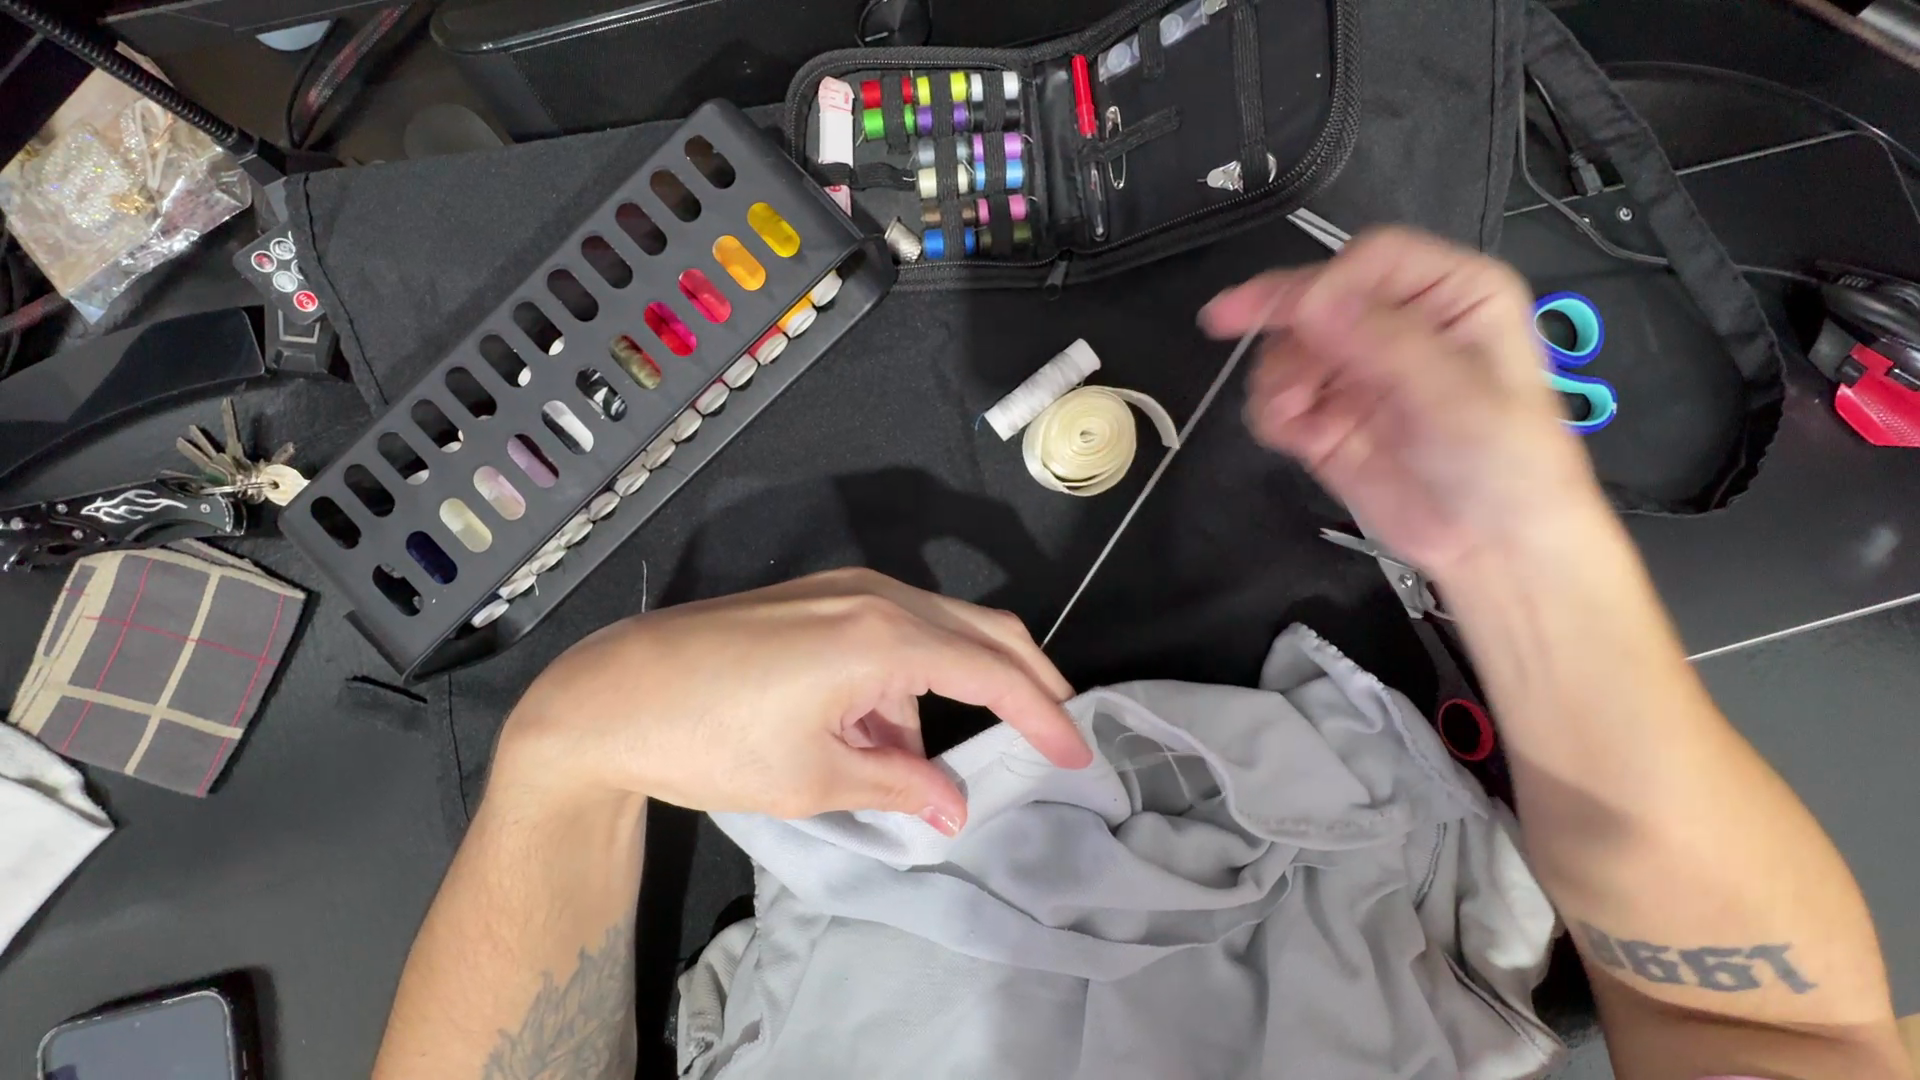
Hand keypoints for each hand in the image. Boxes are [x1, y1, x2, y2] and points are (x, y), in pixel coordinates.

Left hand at [492, 568, 1090, 834]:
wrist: (611, 694)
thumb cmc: (713, 741)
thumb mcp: (813, 778)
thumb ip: (898, 784)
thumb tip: (952, 806)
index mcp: (884, 638)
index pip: (993, 672)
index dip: (1043, 714)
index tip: (1076, 754)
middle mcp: (878, 596)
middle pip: (984, 629)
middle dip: (1027, 680)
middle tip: (1052, 730)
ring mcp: (847, 587)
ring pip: (939, 627)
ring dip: (951, 686)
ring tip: (912, 758)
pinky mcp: (822, 595)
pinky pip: (893, 628)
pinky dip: (907, 675)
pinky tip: (873, 723)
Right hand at [1200, 226, 1608, 580]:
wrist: (1489, 546)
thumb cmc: (1504, 464)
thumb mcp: (1456, 396)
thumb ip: (1385, 342)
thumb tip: (1313, 299)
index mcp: (1449, 296)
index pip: (1370, 263)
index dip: (1325, 284)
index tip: (1291, 317)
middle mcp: (1397, 325)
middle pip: (1315, 300)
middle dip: (1284, 331)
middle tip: (1237, 338)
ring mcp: (1356, 371)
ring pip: (1285, 348)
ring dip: (1275, 378)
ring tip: (1292, 415)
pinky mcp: (1325, 415)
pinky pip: (1276, 397)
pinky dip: (1271, 413)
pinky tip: (1292, 434)